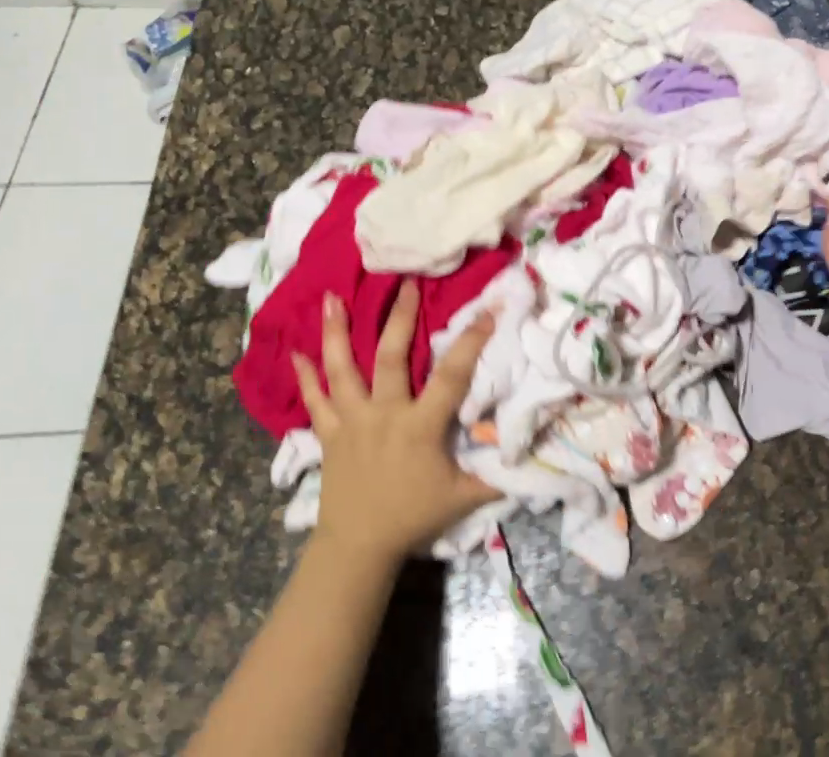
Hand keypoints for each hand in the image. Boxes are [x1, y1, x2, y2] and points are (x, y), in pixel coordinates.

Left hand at [291, 284, 501, 563]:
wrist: (358, 545)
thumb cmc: (415, 517)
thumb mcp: (465, 497)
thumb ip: (497, 473)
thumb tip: (531, 451)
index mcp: (421, 426)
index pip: (452, 375)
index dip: (472, 341)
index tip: (489, 310)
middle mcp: (384, 414)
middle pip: (392, 356)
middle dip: (400, 317)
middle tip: (407, 282)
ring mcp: (352, 422)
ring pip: (342, 370)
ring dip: (336, 333)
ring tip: (330, 298)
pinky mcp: (328, 435)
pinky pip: (314, 400)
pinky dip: (304, 376)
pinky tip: (296, 352)